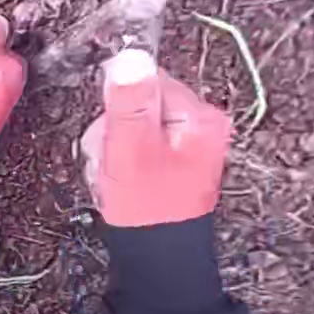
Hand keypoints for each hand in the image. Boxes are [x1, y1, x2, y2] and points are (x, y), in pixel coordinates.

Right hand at [79, 49, 231, 226]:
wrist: (157, 257)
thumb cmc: (147, 207)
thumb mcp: (132, 149)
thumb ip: (130, 102)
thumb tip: (131, 56)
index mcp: (199, 117)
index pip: (147, 81)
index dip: (119, 105)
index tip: (113, 133)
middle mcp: (200, 124)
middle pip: (139, 101)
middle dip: (114, 128)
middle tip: (113, 159)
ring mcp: (188, 143)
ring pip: (132, 122)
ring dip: (113, 145)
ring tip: (116, 174)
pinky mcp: (174, 159)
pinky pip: (137, 142)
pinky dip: (121, 158)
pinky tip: (121, 179)